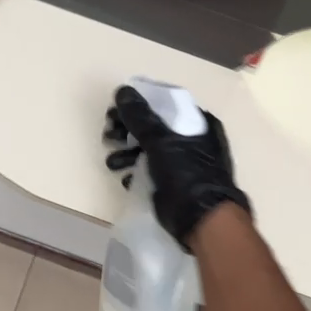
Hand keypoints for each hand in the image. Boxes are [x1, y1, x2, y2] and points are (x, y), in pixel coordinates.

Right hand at [104, 85, 250, 248]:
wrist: (202, 219)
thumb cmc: (187, 173)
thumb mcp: (161, 141)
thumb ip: (140, 117)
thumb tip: (122, 91)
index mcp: (197, 123)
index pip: (162, 105)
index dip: (136, 106)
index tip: (114, 112)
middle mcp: (192, 139)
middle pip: (151, 127)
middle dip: (126, 132)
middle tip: (107, 136)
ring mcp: (183, 163)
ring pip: (148, 150)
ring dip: (126, 154)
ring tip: (112, 164)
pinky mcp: (173, 183)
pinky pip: (149, 171)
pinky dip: (136, 172)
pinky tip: (126, 179)